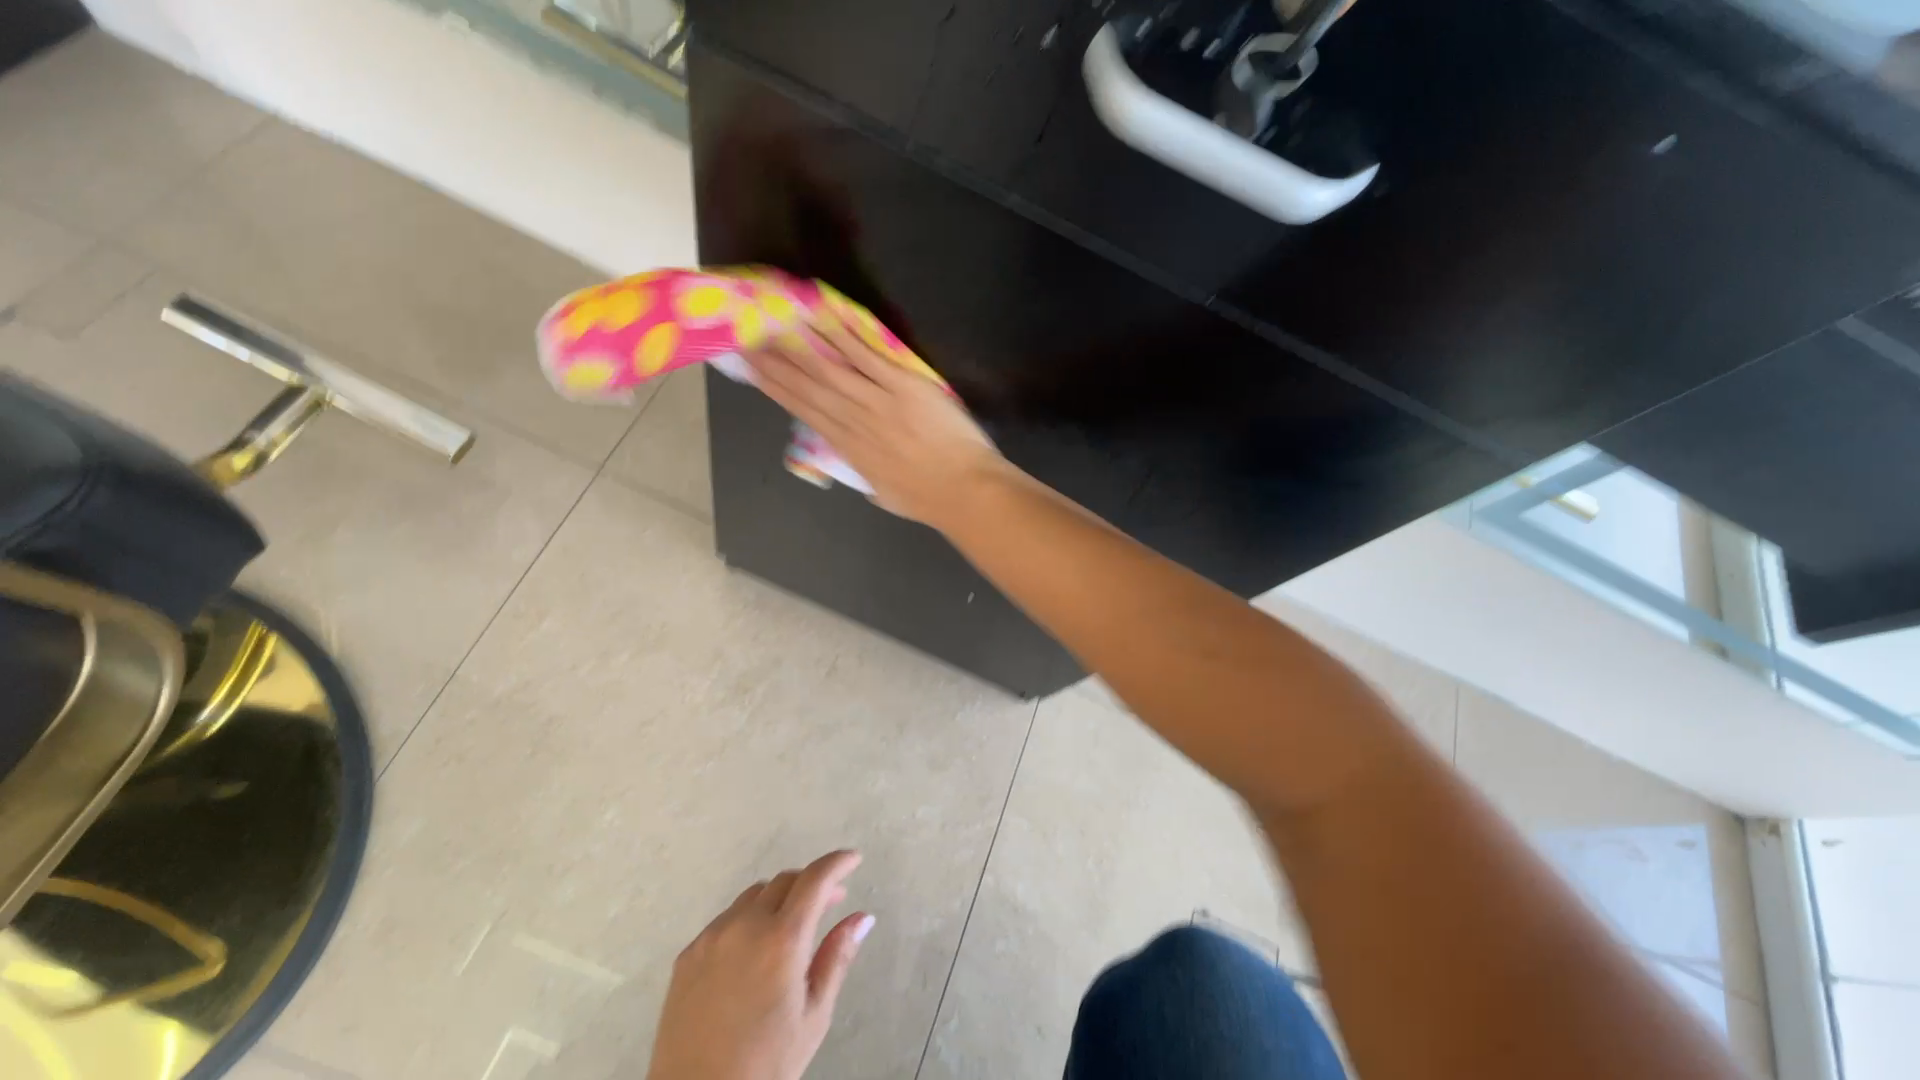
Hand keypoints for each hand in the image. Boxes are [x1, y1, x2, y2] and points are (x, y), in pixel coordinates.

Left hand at [648, 850, 872, 1079]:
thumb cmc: (768, 1063)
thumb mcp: (814, 1014)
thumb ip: (837, 957)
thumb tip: (862, 917)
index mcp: (782, 940)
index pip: (815, 880)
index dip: (837, 863)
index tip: (854, 859)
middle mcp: (744, 926)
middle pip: (784, 881)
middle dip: (811, 882)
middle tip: (832, 901)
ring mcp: (711, 938)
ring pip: (752, 896)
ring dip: (779, 898)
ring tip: (794, 926)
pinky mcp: (687, 955)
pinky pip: (726, 920)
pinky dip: (749, 919)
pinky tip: (755, 951)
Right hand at [745, 317, 1011, 528]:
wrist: (963, 491)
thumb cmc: (929, 498)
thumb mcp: (885, 493)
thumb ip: (868, 474)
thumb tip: (859, 464)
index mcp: (849, 450)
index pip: (806, 412)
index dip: (778, 390)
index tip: (754, 373)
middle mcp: (854, 422)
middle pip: (808, 388)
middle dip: (776, 364)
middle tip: (747, 341)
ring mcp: (877, 402)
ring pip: (828, 370)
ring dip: (798, 347)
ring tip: (772, 326)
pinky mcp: (902, 387)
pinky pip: (866, 357)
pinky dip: (842, 337)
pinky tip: (821, 319)